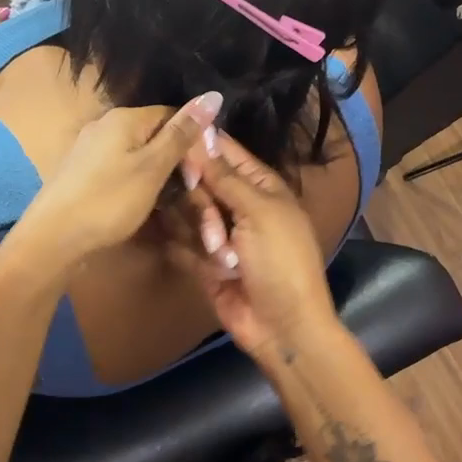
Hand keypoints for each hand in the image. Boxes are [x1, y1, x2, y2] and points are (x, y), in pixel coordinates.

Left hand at [14, 92, 220, 262]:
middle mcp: (103, 124)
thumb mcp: (152, 168)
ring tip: (167, 200)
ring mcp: (88, 148)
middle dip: (174, 158)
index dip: (193, 139)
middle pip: (152, 133)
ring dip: (155, 173)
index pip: (171, 114)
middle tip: (188, 190)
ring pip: (135, 153)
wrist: (52, 237)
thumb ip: (181, 134)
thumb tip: (212, 94)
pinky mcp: (80, 172)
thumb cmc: (108, 201)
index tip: (203, 171)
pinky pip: (117, 168)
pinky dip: (133, 181)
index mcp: (123, 117)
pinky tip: (137, 202)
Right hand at [169, 132, 339, 360]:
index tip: (178, 149)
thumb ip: (225, 175)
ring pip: (186, 213)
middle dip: (201, 204)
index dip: (200, 148)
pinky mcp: (204, 260)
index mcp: (260, 185)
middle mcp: (238, 204)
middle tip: (215, 227)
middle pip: (199, 182)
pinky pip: (182, 243)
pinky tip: (210, 268)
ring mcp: (220, 233)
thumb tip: (200, 134)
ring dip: (199, 234)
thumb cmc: (281, 262)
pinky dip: (191, 254)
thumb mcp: (259, 212)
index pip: (223, 151)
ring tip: (221, 259)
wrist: (282, 327)